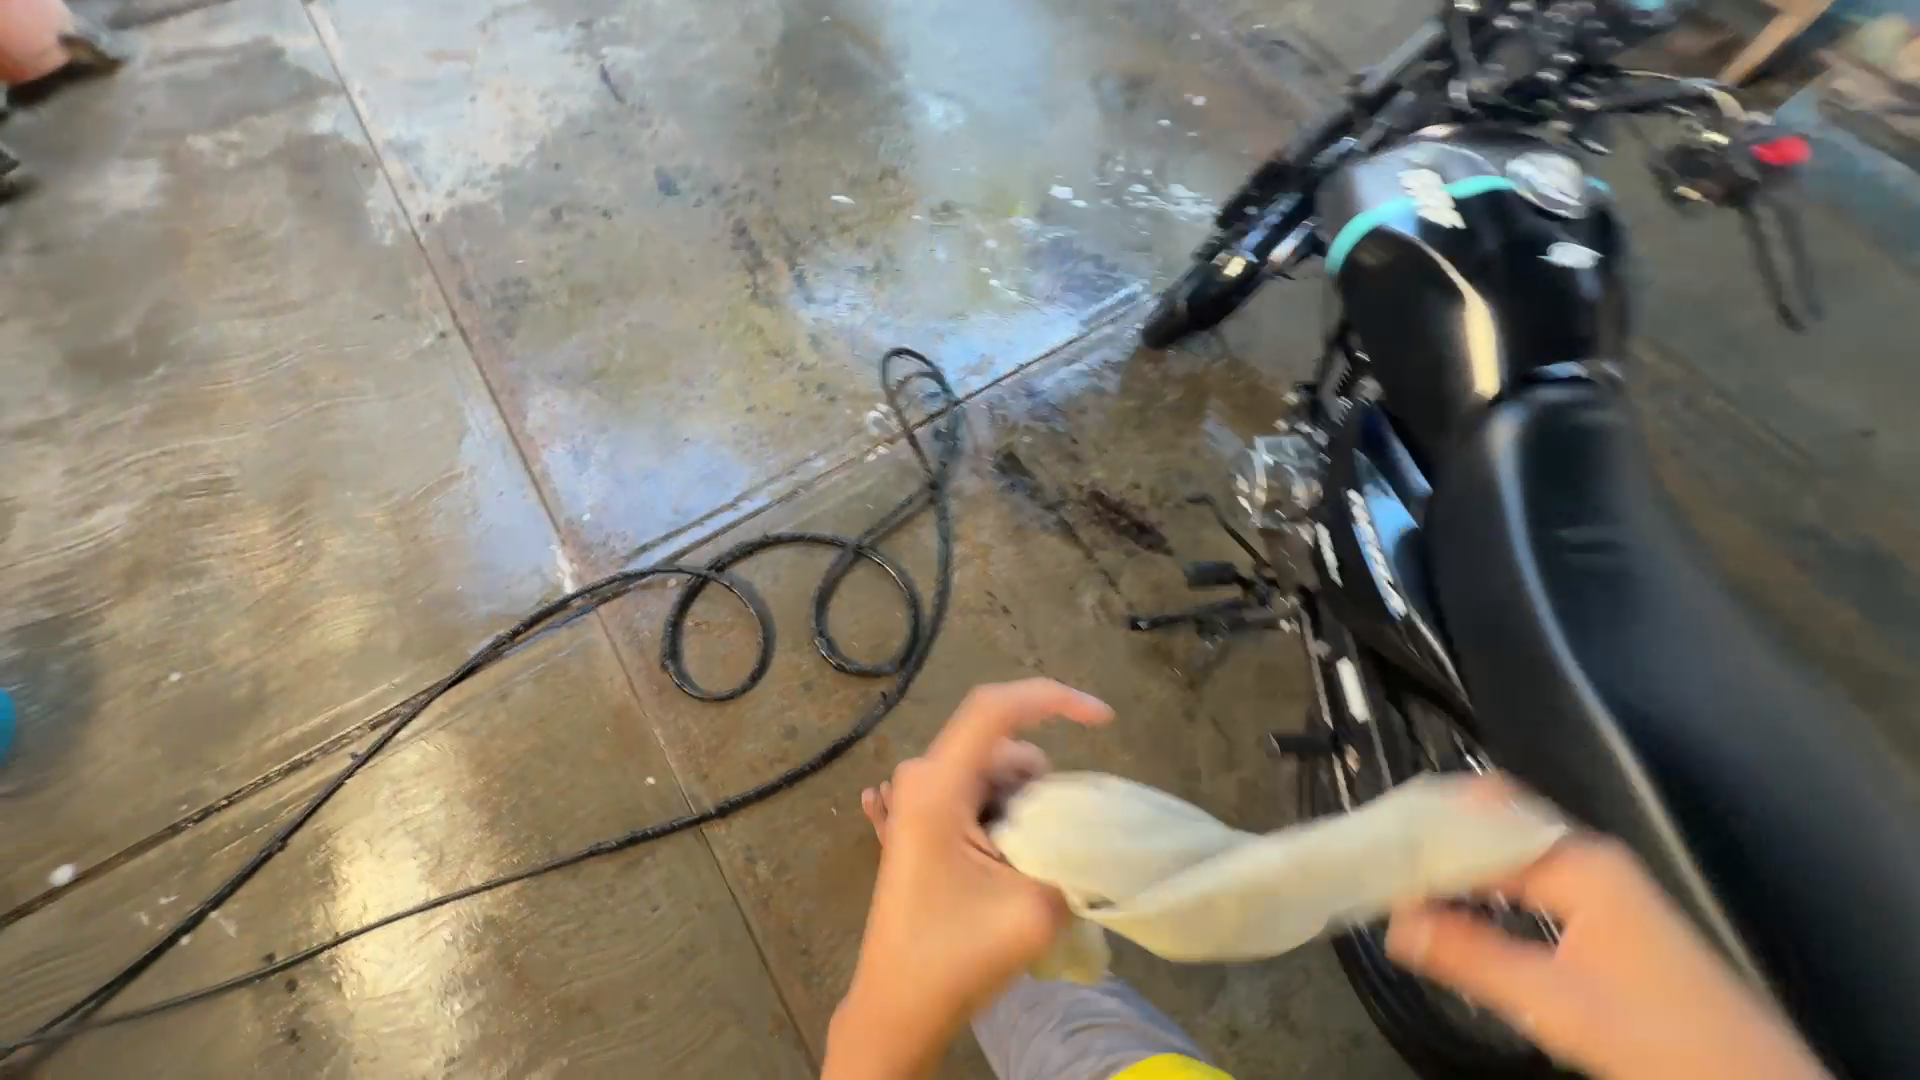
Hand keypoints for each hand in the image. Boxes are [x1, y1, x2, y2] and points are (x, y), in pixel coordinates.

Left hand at [822, 679, 1112, 1079]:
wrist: (895, 1009)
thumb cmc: (954, 959)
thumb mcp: (1034, 907)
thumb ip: (1074, 854)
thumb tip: (1091, 825)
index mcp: (937, 784)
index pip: (996, 708)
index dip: (1054, 698)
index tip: (1103, 720)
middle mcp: (922, 777)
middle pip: (1003, 748)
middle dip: (1043, 786)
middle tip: (1049, 851)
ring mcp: (918, 798)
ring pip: (995, 774)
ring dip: (1025, 810)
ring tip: (1020, 871)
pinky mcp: (922, 821)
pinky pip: (980, 796)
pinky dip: (1006, 819)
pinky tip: (1000, 867)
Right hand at [1387, 827, 1831, 1079]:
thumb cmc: (1666, 1042)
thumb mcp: (1555, 1004)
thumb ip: (1470, 957)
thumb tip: (1394, 924)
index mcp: (1579, 864)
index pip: (1478, 822)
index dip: (1422, 833)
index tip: (1374, 848)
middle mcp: (1588, 859)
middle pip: (1491, 821)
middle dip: (1433, 833)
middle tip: (1378, 851)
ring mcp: (1599, 883)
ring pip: (1505, 847)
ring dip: (1454, 856)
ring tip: (1401, 873)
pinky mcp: (1603, 911)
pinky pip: (1523, 871)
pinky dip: (1481, 877)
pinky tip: (1454, 899)